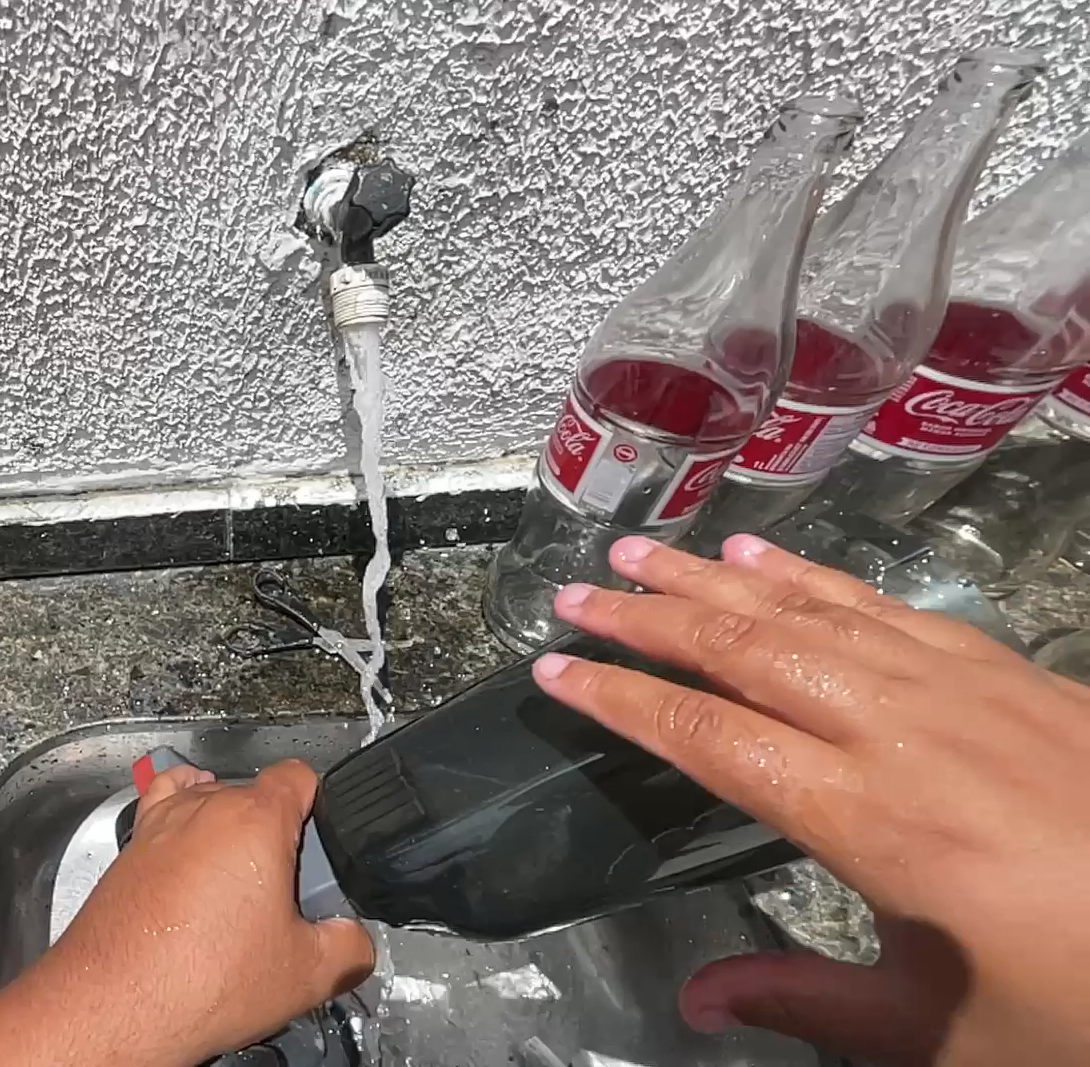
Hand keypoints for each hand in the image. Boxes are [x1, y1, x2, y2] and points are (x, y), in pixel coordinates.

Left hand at [0, 760, 373, 1066]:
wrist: (120, 996)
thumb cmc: (204, 976)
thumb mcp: (305, 974)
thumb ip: (348, 946)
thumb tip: (354, 939)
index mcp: (258, 820)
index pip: (298, 775)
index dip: (317, 799)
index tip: (322, 831)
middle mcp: (210, 804)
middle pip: (257, 796)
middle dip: (277, 833)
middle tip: (285, 889)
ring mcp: (167, 817)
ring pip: (213, 801)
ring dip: (231, 830)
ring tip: (237, 884)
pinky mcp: (136, 838)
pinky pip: (165, 799)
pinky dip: (183, 805)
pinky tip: (191, 833)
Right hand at [530, 534, 1089, 1065]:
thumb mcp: (959, 1042)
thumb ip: (812, 1001)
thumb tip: (692, 999)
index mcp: (887, 825)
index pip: (707, 736)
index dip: (618, 699)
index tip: (550, 672)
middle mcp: (913, 736)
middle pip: (743, 652)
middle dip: (644, 618)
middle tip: (571, 594)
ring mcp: (971, 693)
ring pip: (807, 613)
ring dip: (710, 577)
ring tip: (637, 550)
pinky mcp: (1017, 677)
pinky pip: (888, 609)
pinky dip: (812, 577)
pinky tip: (761, 555)